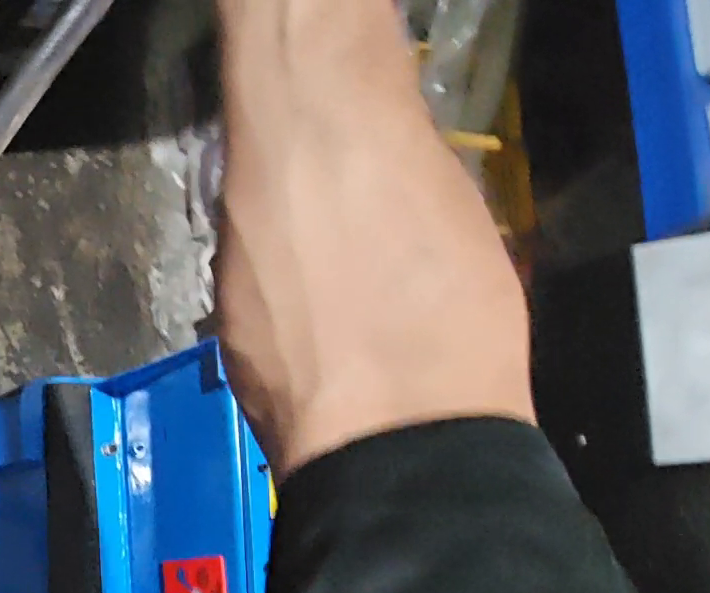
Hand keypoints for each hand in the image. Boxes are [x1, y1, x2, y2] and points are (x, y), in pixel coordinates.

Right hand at [215, 0, 533, 477]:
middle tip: (293, 14)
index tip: (260, 6)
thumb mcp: (243, 290)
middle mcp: (359, 140)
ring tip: (325, 38)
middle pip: (345, 33)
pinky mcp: (467, 194)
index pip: (282, 41)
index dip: (269, 12)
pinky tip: (367, 124)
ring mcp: (422, 162)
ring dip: (352, 45)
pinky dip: (382, 106)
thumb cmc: (296, 375)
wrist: (398, 432)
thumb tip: (274, 195)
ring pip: (385, 71)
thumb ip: (258, 220)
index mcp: (282, 166)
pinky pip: (412, 129)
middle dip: (318, 18)